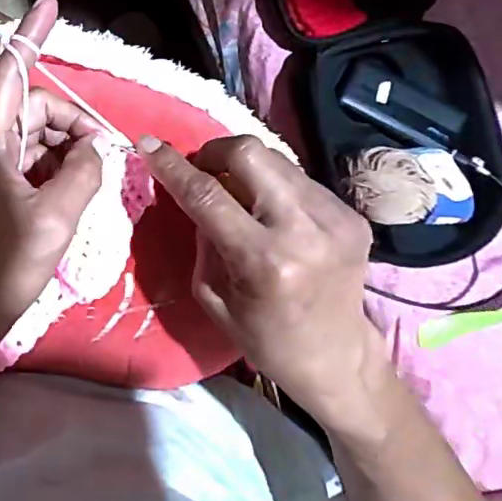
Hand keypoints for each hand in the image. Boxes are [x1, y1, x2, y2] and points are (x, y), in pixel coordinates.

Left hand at [0, 0, 105, 353]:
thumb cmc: (5, 265)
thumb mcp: (57, 216)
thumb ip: (83, 171)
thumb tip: (95, 148)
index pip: (10, 72)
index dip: (30, 35)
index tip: (48, 3)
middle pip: (31, 105)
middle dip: (69, 120)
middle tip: (101, 153)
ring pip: (33, 132)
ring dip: (65, 145)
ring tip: (90, 177)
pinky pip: (27, 156)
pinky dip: (54, 163)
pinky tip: (74, 187)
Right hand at [140, 135, 396, 433]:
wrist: (338, 356)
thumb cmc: (265, 337)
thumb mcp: (213, 295)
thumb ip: (203, 238)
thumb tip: (195, 190)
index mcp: (264, 261)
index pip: (208, 195)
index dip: (173, 166)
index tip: (150, 144)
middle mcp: (304, 230)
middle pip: (250, 153)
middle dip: (214, 151)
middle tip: (201, 168)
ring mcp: (335, 218)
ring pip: (275, 159)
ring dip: (245, 167)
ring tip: (236, 190)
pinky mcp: (351, 214)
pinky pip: (298, 179)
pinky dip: (273, 185)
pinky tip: (270, 210)